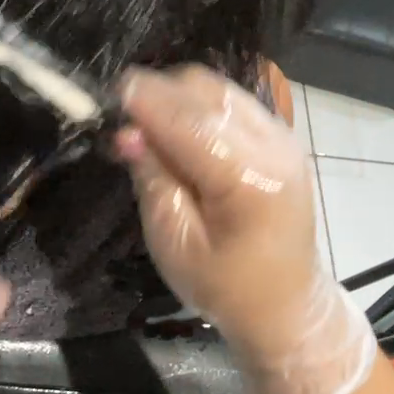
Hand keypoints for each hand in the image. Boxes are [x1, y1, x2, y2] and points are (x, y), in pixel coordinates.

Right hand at [117, 66, 375, 393]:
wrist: (285, 304)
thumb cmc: (224, 286)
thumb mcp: (174, 243)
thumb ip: (153, 180)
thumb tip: (126, 134)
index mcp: (248, 181)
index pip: (188, 121)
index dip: (145, 102)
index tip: (108, 93)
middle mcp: (273, 147)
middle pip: (206, 92)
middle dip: (159, 94)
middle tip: (122, 120)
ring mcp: (283, 138)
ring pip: (219, 89)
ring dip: (177, 97)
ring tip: (145, 125)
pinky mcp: (281, 138)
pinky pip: (232, 102)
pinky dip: (198, 107)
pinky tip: (177, 132)